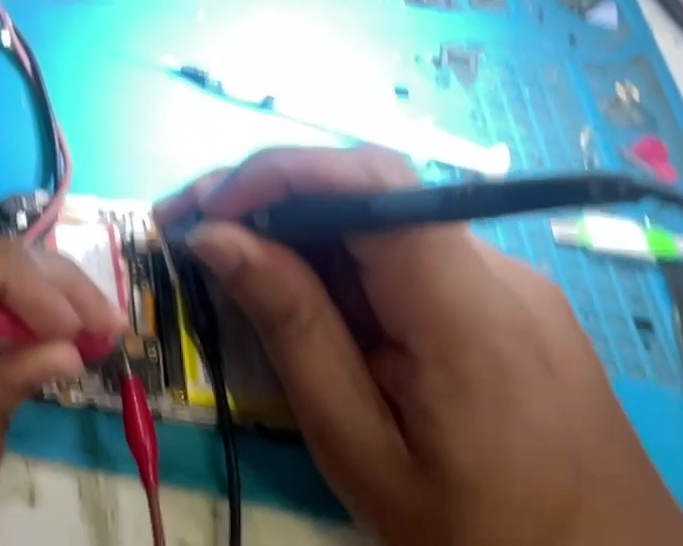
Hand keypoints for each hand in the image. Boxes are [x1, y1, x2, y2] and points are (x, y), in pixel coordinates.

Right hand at [159, 147, 682, 545]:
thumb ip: (290, 326)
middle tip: (180, 225)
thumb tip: (211, 234)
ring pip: (370, 218)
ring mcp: (502, 284)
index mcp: (467, 308)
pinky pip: (394, 253)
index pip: (371, 181)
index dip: (277, 172)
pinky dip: (325, 255)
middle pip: (361, 190)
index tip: (205, 208)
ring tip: (214, 254)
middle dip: (259, 194)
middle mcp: (494, 272)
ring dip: (285, 225)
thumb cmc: (475, 531)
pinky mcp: (497, 302)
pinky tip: (285, 285)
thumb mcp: (357, 440)